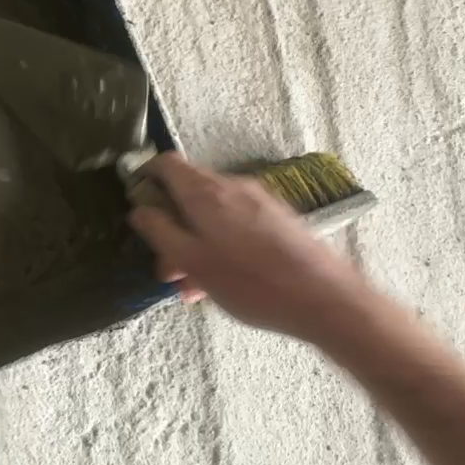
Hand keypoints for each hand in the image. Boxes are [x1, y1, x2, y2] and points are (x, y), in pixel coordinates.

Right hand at [127, 152, 374, 342]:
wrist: (329, 301)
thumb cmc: (251, 281)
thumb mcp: (191, 260)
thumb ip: (159, 230)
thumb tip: (139, 209)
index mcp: (205, 192)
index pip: (165, 163)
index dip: (144, 176)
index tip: (136, 202)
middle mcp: (232, 187)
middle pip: (188, 193)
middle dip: (170, 226)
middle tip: (166, 265)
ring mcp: (259, 202)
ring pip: (211, 214)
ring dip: (195, 243)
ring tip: (194, 285)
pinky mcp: (279, 221)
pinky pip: (235, 225)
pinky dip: (220, 245)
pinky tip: (224, 281)